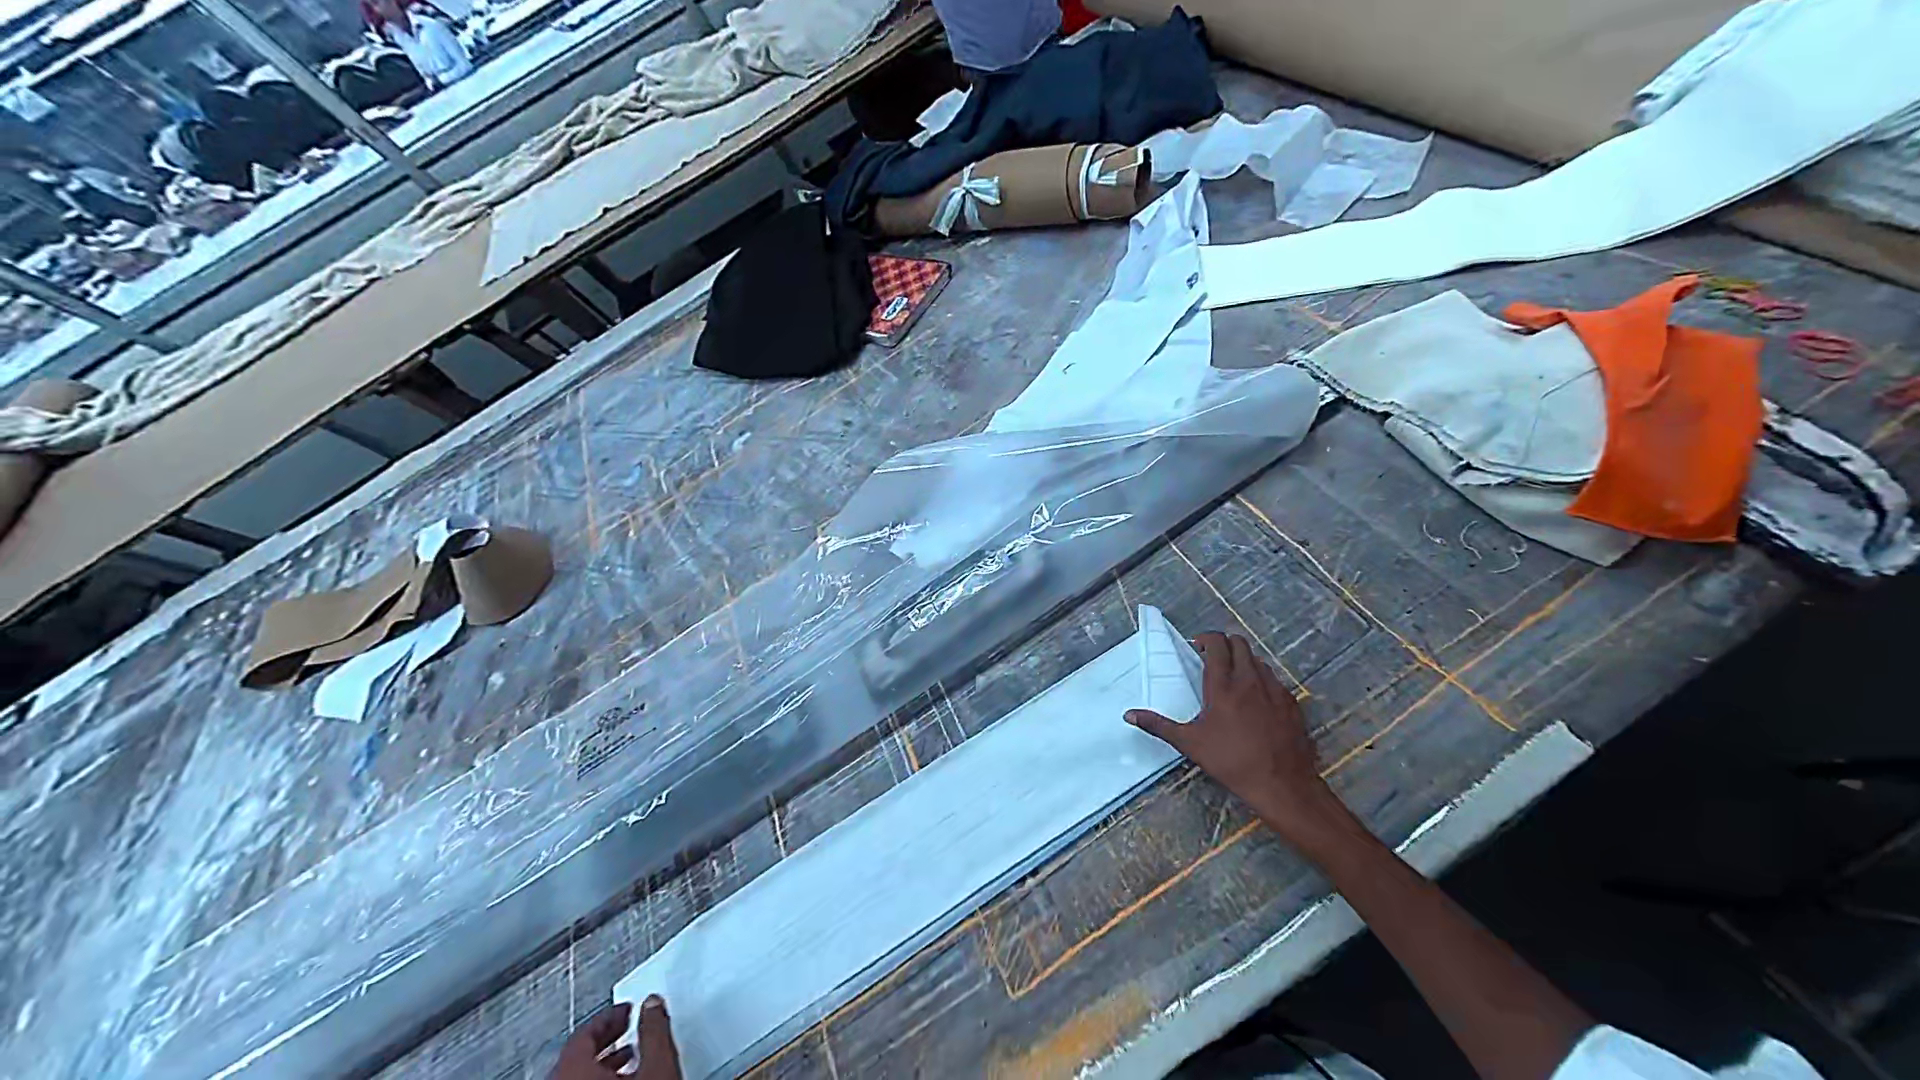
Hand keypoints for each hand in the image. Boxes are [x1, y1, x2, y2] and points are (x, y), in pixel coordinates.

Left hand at [550, 996, 681, 1079]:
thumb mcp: (658, 1065)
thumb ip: (654, 1028)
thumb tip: (652, 1003)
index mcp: (573, 1070)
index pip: (584, 1032)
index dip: (609, 1016)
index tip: (627, 1007)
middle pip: (578, 1054)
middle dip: (606, 1037)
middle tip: (628, 1024)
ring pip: (578, 1074)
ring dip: (603, 1061)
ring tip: (630, 1055)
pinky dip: (598, 1079)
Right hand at [1126, 632, 1348, 845]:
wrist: (1281, 783)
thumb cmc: (1231, 761)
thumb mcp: (1190, 743)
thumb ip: (1158, 725)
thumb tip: (1129, 715)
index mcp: (1223, 685)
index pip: (1217, 643)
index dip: (1206, 638)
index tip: (1198, 647)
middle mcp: (1250, 680)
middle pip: (1239, 643)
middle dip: (1224, 644)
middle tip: (1213, 659)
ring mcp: (1274, 689)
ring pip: (1258, 659)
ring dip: (1243, 660)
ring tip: (1233, 678)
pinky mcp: (1291, 702)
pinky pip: (1275, 679)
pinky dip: (1262, 679)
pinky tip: (1256, 699)